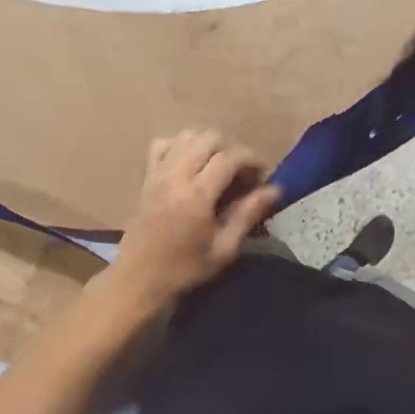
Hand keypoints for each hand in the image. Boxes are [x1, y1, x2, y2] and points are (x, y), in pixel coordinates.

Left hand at [102, 129, 279, 310]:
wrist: (139, 278)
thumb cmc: (185, 268)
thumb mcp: (224, 248)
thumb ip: (248, 214)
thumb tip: (275, 189)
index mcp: (196, 195)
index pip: (229, 158)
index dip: (252, 160)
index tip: (264, 175)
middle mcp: (175, 176)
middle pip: (208, 138)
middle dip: (233, 148)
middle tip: (244, 172)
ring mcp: (157, 173)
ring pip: (186, 135)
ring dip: (209, 143)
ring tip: (221, 165)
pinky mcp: (146, 177)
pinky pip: (162, 144)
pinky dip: (181, 145)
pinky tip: (192, 162)